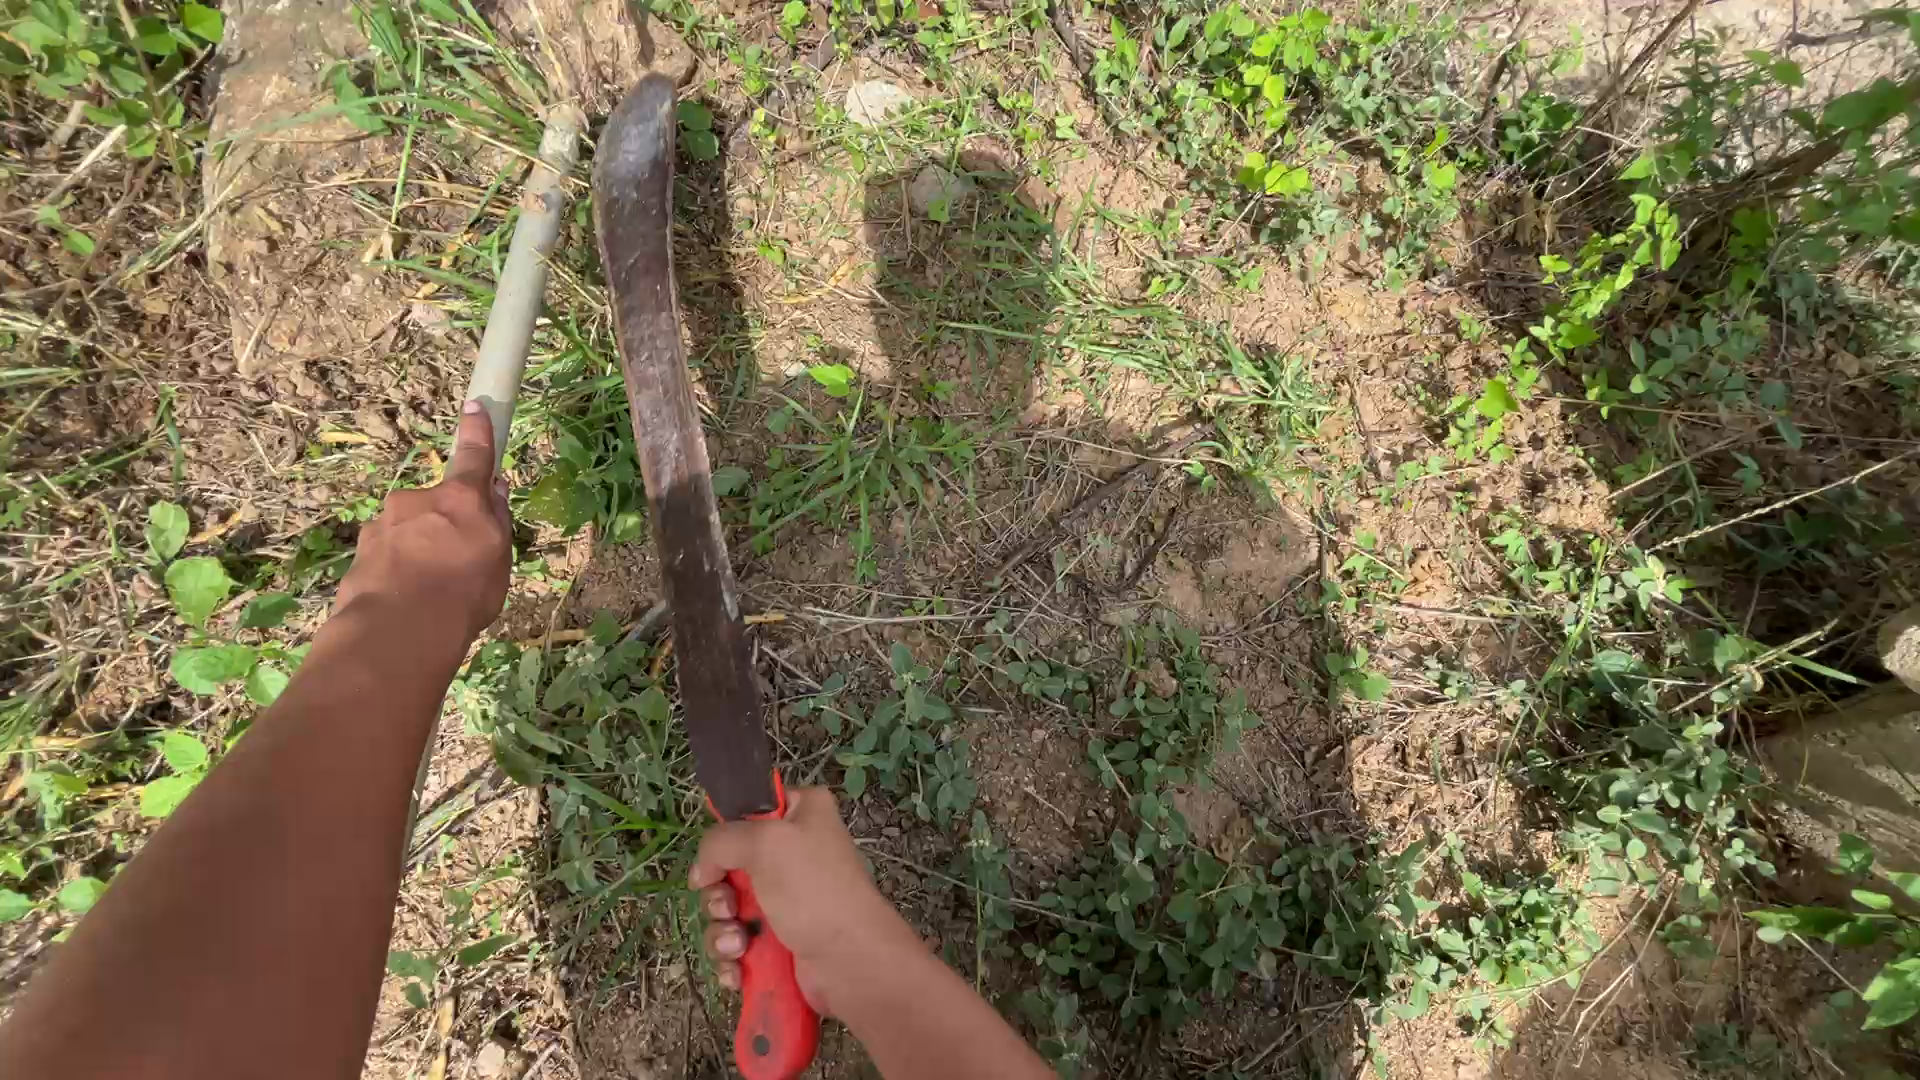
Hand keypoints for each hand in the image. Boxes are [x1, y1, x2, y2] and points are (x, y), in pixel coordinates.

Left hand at [334, 400, 511, 643]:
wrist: (398, 630)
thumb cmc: (465, 592)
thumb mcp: (499, 557)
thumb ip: (495, 519)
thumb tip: (494, 487)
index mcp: (459, 500)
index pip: (474, 457)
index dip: (477, 432)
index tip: (476, 406)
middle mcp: (417, 501)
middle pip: (439, 504)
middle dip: (448, 523)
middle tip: (464, 560)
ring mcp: (383, 525)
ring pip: (411, 530)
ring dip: (423, 549)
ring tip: (436, 588)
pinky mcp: (361, 552)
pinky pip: (390, 553)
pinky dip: (402, 567)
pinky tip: (411, 596)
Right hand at [689, 787, 913, 1016]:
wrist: (848, 958)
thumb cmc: (813, 889)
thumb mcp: (766, 843)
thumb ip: (722, 841)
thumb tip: (703, 869)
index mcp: (802, 811)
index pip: (750, 809)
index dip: (726, 837)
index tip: (715, 863)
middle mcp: (795, 848)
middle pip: (732, 864)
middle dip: (720, 894)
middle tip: (729, 908)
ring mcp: (787, 894)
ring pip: (729, 907)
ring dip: (723, 930)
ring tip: (738, 945)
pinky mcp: (779, 935)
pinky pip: (737, 940)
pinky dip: (732, 957)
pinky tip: (739, 968)